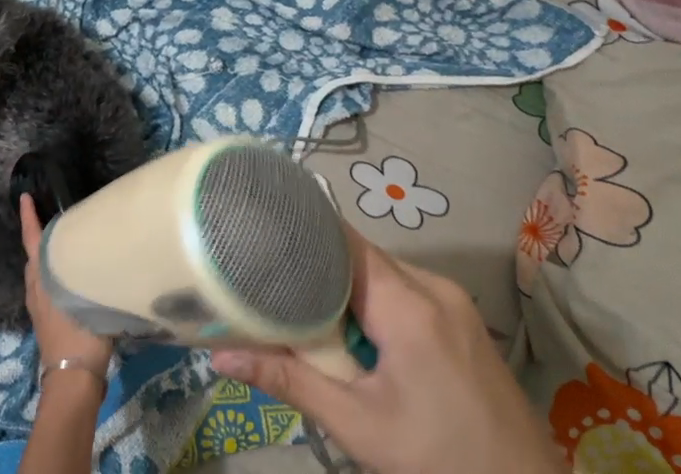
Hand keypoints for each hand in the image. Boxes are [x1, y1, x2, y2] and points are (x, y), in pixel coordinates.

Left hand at [20, 194, 111, 369]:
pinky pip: (46, 285)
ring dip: (49, 255)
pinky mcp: (44, 317)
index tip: (24, 196)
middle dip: (41, 234)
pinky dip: (54, 273)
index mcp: (41, 278)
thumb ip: (91, 276)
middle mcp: (35, 286)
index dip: (28, 217)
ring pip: (40, 270)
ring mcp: (37, 303)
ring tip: (67, 242)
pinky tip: (70, 276)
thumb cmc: (82, 336)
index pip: (32, 239)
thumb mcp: (89, 300)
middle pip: (35, 253)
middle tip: (57, 215)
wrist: (72, 378)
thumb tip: (103, 256)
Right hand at [211, 227, 562, 473]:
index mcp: (407, 303)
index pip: (339, 238)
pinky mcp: (461, 322)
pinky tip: (340, 328)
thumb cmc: (441, 459)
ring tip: (288, 300)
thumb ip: (289, 379)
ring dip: (335, 284)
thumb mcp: (357, 424)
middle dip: (306, 263)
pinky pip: (399, 289)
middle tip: (255, 271)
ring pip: (375, 271)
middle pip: (354, 253)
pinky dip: (364, 300)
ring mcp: (453, 303)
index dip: (294, 229)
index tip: (250, 230)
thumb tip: (219, 354)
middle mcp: (433, 288)